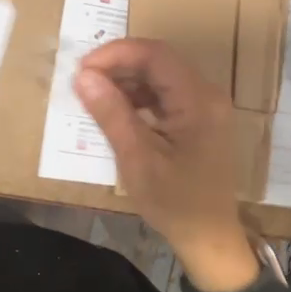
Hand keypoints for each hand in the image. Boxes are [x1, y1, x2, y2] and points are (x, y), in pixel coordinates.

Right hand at [75, 39, 259, 291]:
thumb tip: (83, 77)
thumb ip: (111, 113)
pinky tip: (115, 111)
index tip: (82, 69)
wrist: (209, 237)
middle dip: (118, 66)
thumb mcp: (137, 158)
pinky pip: (166, 96)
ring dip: (126, 81)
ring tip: (93, 96)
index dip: (115, 54)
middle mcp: (207, 95)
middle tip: (82, 82)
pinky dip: (138, 97)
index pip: (155, 54)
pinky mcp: (199, 120)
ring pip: (161, 77)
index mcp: (198, 100)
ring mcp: (205, 107)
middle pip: (159, 61)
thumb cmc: (175, 202)